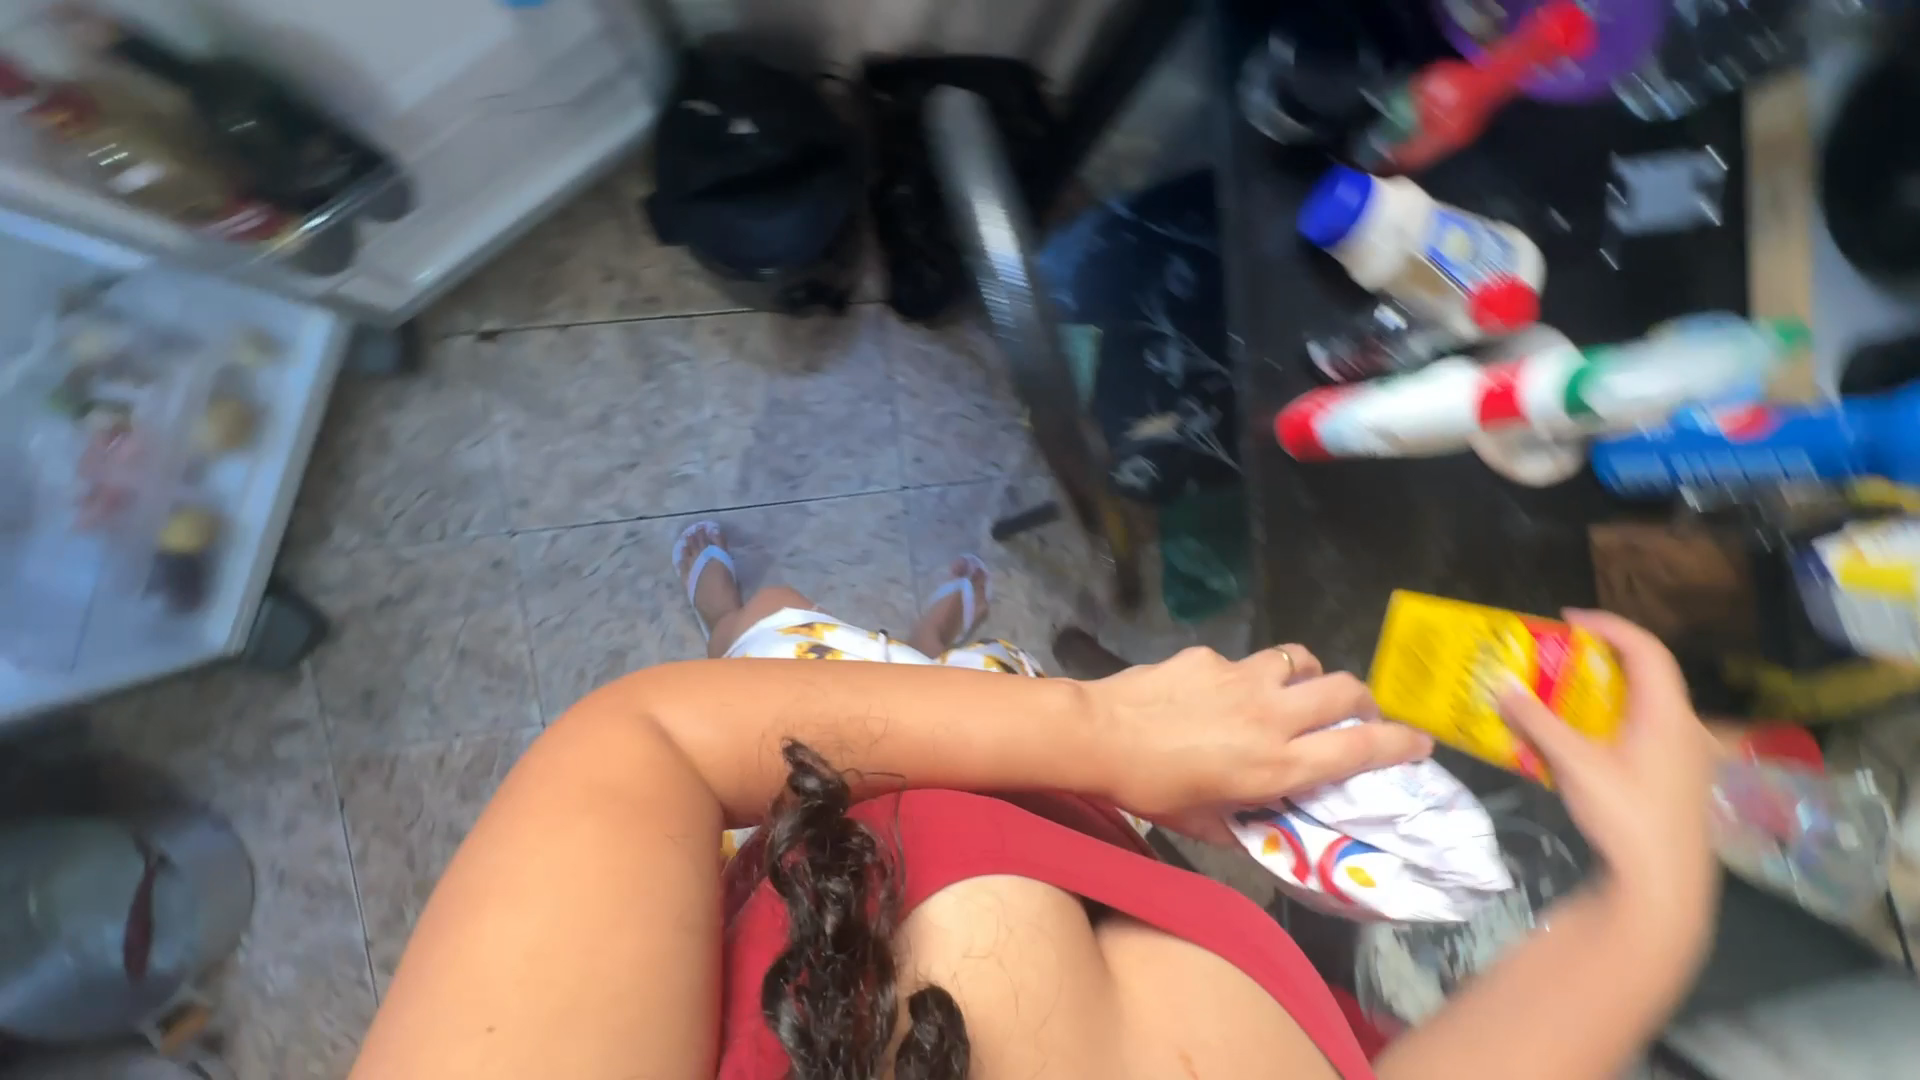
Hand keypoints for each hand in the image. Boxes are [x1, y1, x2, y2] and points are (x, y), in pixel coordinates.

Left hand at [1083, 644, 1434, 843]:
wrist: (1098, 735)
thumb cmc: (1150, 789)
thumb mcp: (1206, 824)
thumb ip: (1247, 825)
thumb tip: (1270, 827)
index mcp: (1277, 763)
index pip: (1361, 748)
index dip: (1401, 743)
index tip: (1419, 741)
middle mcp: (1271, 715)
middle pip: (1346, 689)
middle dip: (1363, 700)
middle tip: (1353, 713)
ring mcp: (1241, 677)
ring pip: (1300, 659)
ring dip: (1308, 676)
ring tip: (1292, 691)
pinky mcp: (1210, 656)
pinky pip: (1245, 660)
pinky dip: (1247, 675)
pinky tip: (1218, 691)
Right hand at [1497, 610, 1718, 937]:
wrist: (1662, 881)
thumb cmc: (1625, 814)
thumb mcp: (1573, 763)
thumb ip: (1536, 721)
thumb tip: (1500, 685)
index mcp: (1667, 715)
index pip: (1646, 650)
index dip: (1609, 626)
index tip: (1567, 620)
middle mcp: (1681, 727)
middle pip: (1645, 674)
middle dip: (1596, 657)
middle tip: (1553, 654)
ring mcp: (1680, 753)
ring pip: (1641, 704)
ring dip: (1597, 689)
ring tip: (1554, 690)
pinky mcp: (1671, 775)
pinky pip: (1637, 728)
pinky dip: (1603, 717)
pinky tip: (1573, 734)